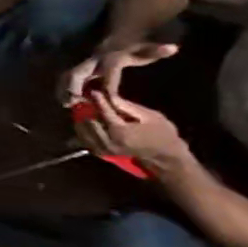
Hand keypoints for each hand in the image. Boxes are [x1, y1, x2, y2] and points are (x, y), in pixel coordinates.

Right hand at [59, 41, 178, 104]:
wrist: (125, 34)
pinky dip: (65, 88)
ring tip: (64, 104)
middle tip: (69, 104)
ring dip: (63, 89)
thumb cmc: (139, 45)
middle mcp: (94, 62)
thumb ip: (158, 49)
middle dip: (71, 88)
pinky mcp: (83, 69)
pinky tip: (67, 99)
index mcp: (111, 59)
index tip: (109, 104)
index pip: (108, 76)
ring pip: (68, 76)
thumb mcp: (150, 48)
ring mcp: (86, 65)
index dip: (108, 90)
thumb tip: (173, 48)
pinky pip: (69, 79)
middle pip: (76, 75)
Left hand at [75, 91, 190, 169]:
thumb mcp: (151, 116)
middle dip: (89, 110)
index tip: (94, 92)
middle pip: (89, 121)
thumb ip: (128, 107)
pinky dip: (83, 129)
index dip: (99, 101)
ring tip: (87, 109)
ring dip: (83, 119)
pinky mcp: (99, 152)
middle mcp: (107, 141)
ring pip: (82, 130)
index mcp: (121, 132)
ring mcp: (101, 148)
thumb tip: (110, 96)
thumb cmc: (162, 132)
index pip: (105, 113)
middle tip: (89, 101)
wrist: (164, 154)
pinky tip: (88, 121)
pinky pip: (83, 138)